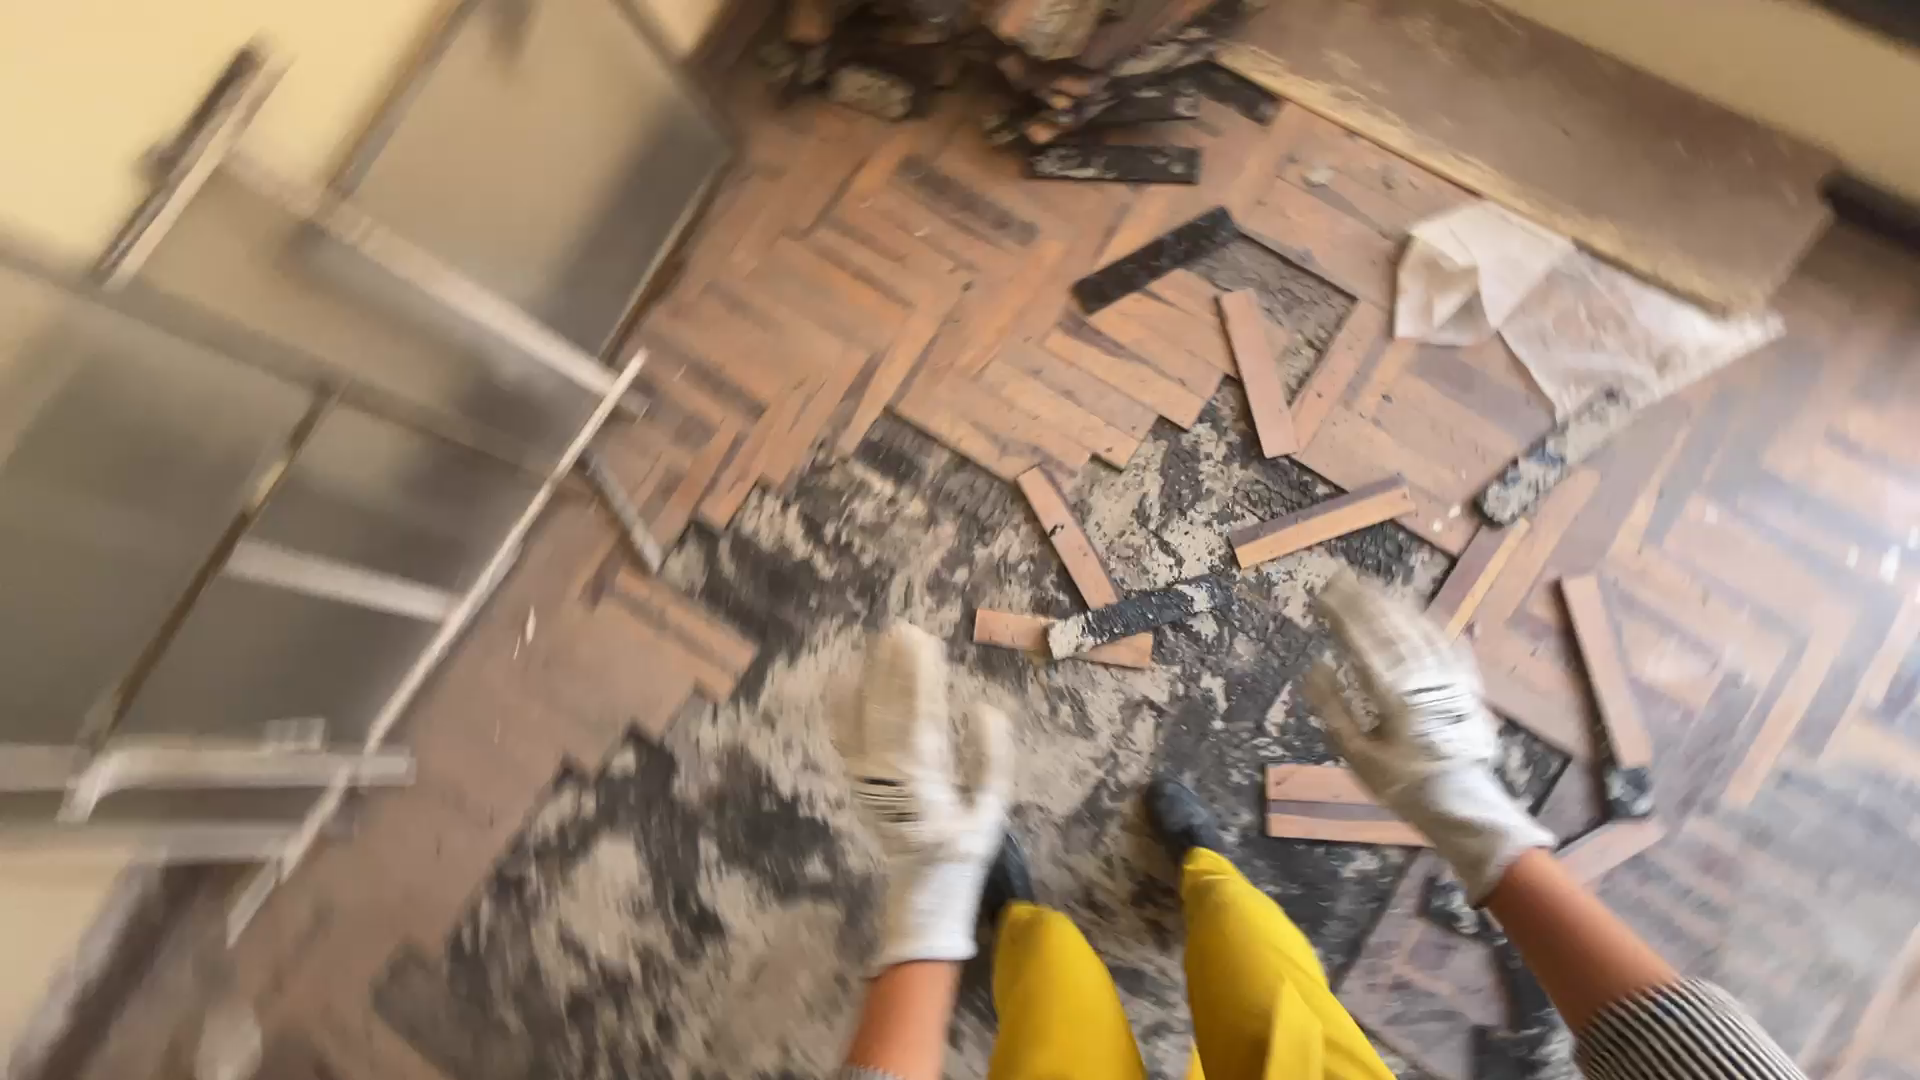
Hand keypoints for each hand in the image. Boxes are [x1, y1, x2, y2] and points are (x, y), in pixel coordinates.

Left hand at [843, 623, 1010, 969]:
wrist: (922, 893)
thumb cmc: (964, 850)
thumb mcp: (992, 810)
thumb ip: (991, 758)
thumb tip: (985, 709)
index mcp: (928, 782)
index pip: (923, 717)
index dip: (923, 678)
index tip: (926, 643)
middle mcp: (892, 776)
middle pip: (890, 710)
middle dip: (896, 667)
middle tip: (902, 628)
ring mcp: (868, 778)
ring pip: (866, 718)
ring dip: (872, 678)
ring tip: (880, 641)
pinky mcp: (856, 782)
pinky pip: (843, 739)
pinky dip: (840, 708)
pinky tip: (842, 676)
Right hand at [1305, 572, 1553, 900]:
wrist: (1465, 807)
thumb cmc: (1402, 784)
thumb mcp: (1356, 756)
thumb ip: (1333, 709)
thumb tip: (1314, 667)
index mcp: (1391, 696)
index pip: (1360, 641)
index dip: (1339, 615)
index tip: (1320, 595)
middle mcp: (1421, 679)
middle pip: (1388, 626)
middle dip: (1362, 599)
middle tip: (1338, 577)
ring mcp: (1447, 679)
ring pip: (1417, 628)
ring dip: (1391, 602)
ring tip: (1368, 584)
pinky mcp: (1465, 684)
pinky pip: (1444, 641)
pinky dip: (1424, 620)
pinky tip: (1412, 609)